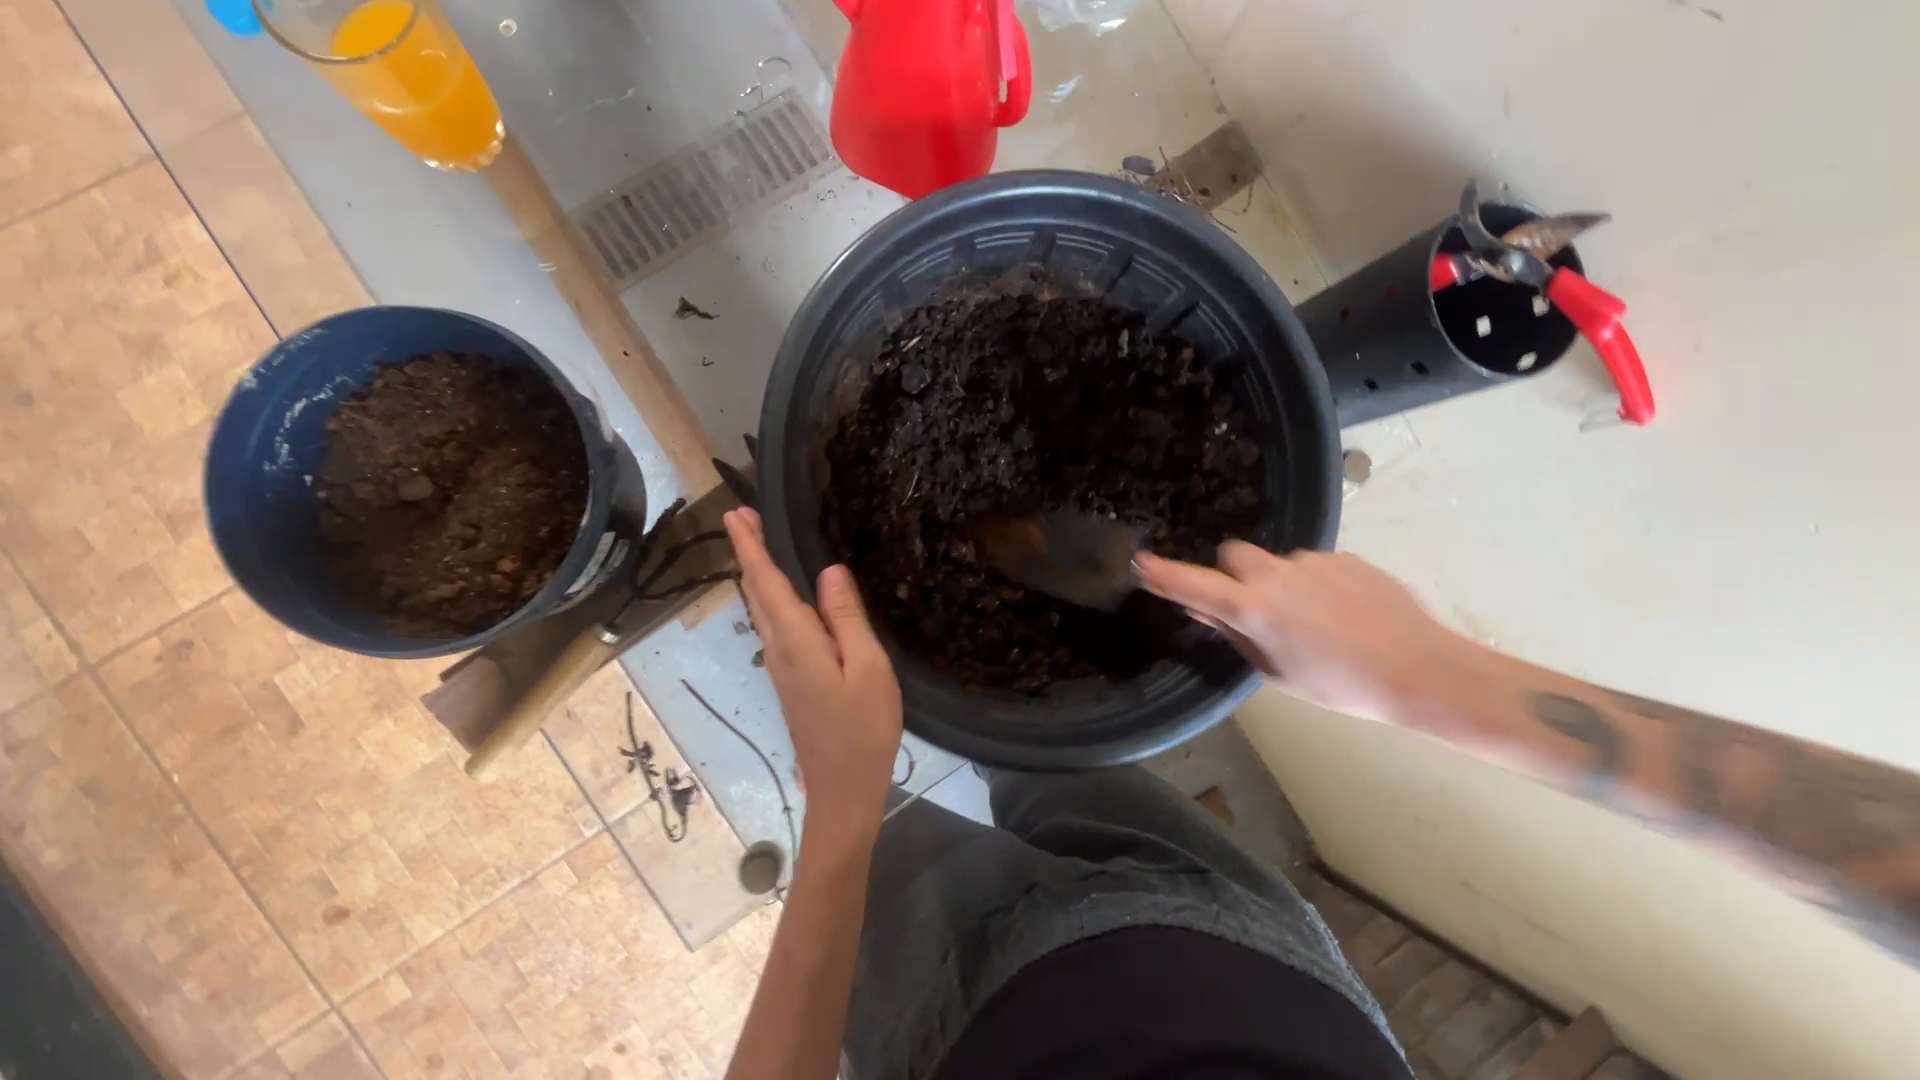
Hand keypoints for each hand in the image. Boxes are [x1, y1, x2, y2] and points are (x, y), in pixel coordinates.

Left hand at [724, 508, 902, 840]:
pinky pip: (777, 628)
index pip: (767, 583)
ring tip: (761, 545)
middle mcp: (780, 650)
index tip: (735, 513)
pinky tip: (788, 596)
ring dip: (759, 575)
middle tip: (743, 517)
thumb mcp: (868, 667)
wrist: (843, 788)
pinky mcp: (791, 681)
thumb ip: (846, 618)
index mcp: (797, 641)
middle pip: (758, 593)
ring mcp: (782, 668)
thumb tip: (830, 571)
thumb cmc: (863, 728)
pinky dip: (773, 599)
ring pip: (764, 611)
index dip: (751, 547)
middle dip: (749, 554)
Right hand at [1135, 544, 1466, 715]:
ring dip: (1280, 584)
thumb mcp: (1275, 672)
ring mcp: (1313, 561)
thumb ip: (1235, 635)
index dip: (1163, 574)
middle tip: (1253, 610)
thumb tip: (1202, 609)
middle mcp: (1275, 574)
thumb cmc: (1339, 685)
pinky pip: (1314, 566)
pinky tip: (1343, 614)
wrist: (1420, 670)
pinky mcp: (1346, 556)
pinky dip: (1315, 585)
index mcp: (1252, 607)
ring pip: (1277, 564)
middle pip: (1234, 556)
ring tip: (1315, 623)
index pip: (1192, 584)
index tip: (1140, 562)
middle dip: (1233, 576)